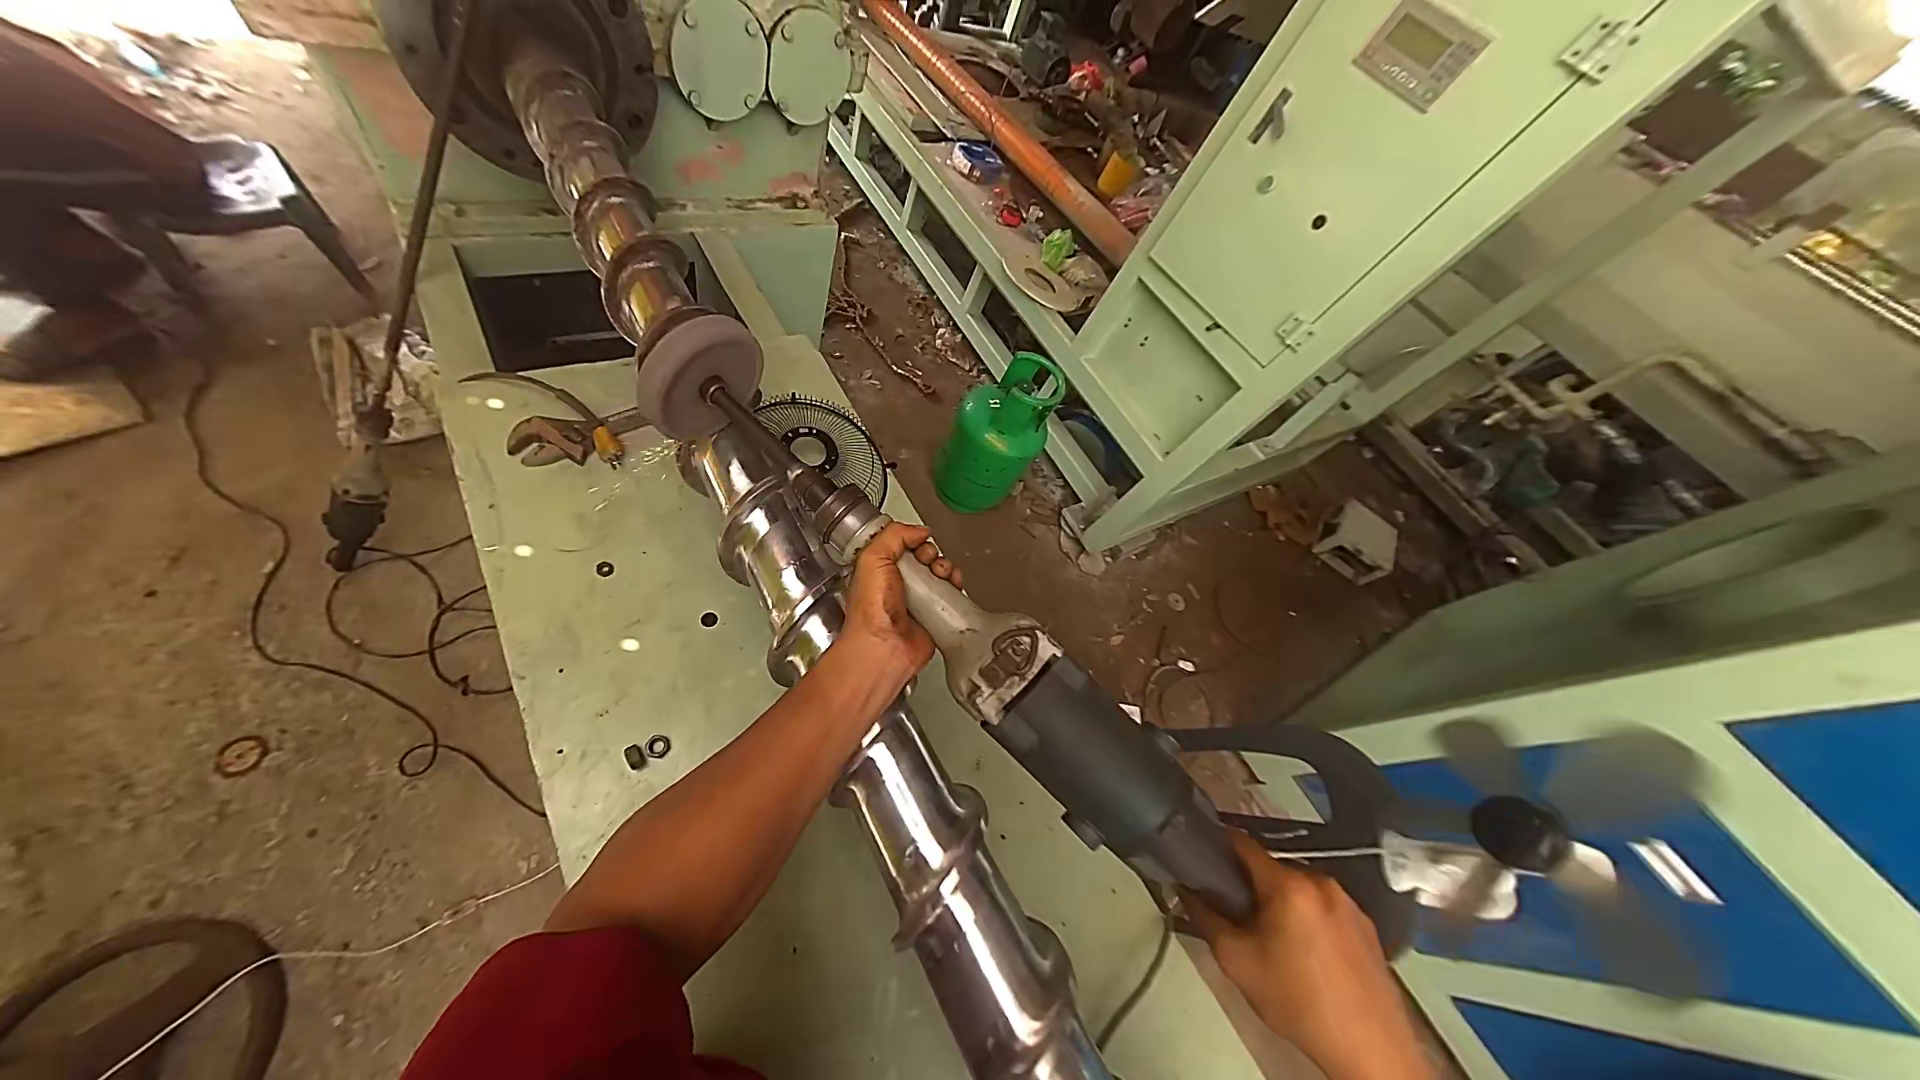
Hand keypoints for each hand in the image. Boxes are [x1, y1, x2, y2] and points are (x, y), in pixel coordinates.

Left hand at [835, 522, 961, 695]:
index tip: (915, 541)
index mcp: (878, 569)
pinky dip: (955, 585)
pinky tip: (952, 584)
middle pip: (924, 557)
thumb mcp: (872, 557)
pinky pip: (950, 594)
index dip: (911, 539)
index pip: (901, 544)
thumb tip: (918, 531)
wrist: (885, 645)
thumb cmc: (870, 610)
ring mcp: (917, 600)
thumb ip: (894, 535)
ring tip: (940, 573)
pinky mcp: (934, 614)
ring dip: (945, 566)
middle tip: (927, 560)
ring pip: (939, 573)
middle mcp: (897, 584)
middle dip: (930, 552)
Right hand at [1185, 833, 1433, 1079]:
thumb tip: (1188, 891)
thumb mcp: (1237, 962)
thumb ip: (1205, 918)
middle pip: (1271, 867)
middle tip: (1236, 914)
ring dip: (1280, 902)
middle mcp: (1323, 882)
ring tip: (1272, 939)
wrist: (1371, 1053)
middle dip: (1250, 885)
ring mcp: (1349, 903)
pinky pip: (1324, 905)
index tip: (1202, 856)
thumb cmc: (1301, 1005)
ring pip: (1298, 887)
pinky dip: (1308, 917)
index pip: (1243, 842)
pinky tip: (1304, 952)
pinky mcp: (1367, 925)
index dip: (1217, 843)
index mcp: (1290, 885)